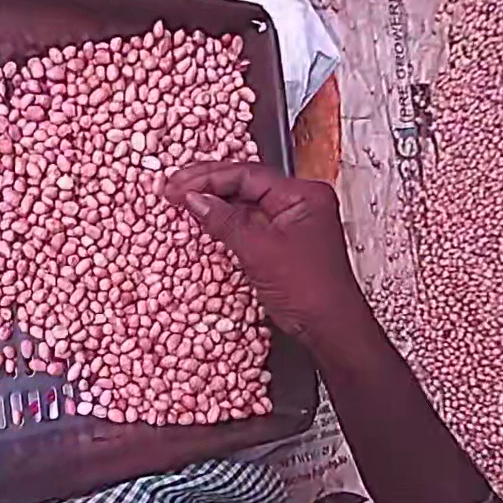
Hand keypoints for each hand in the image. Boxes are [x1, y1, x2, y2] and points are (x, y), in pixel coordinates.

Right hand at [163, 161, 373, 347]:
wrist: (329, 327)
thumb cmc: (309, 290)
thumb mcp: (259, 250)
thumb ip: (225, 221)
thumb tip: (194, 199)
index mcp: (302, 195)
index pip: (247, 175)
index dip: (208, 178)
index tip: (179, 186)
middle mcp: (298, 203)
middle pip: (244, 184)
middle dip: (207, 185)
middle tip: (173, 189)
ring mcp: (289, 222)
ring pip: (243, 203)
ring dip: (213, 202)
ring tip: (181, 201)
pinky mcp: (279, 242)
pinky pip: (247, 223)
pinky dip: (223, 222)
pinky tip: (202, 221)